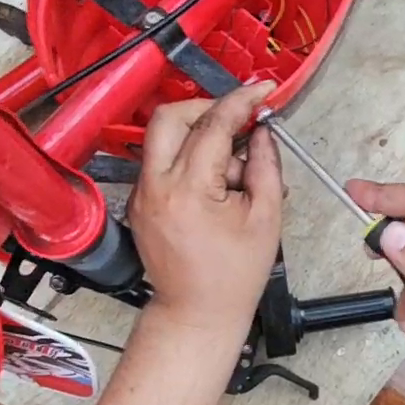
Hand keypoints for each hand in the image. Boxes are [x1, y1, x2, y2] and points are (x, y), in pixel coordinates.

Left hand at [127, 83, 282, 338]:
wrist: (197, 313)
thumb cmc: (234, 276)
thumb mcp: (266, 218)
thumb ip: (266, 166)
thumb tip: (261, 132)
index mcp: (188, 191)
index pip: (213, 126)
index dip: (241, 101)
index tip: (262, 91)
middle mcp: (155, 187)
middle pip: (169, 117)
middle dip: (207, 108)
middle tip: (238, 119)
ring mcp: (141, 195)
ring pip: (162, 138)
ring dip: (199, 136)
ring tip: (234, 168)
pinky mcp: (139, 203)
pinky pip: (161, 163)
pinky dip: (188, 159)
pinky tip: (217, 185)